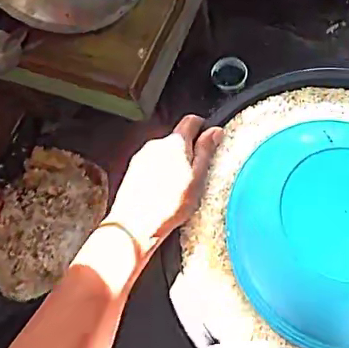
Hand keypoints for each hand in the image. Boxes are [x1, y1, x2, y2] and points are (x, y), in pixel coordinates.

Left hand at [107, 115, 222, 244]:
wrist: (133, 227)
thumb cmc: (168, 206)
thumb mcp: (197, 178)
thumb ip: (206, 150)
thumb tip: (215, 131)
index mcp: (175, 143)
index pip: (192, 120)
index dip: (204, 127)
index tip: (209, 140)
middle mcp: (156, 144)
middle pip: (178, 137)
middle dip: (189, 150)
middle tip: (197, 172)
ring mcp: (142, 156)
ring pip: (165, 151)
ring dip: (174, 161)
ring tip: (179, 186)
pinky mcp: (133, 170)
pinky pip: (152, 163)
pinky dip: (160, 172)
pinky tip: (164, 191)